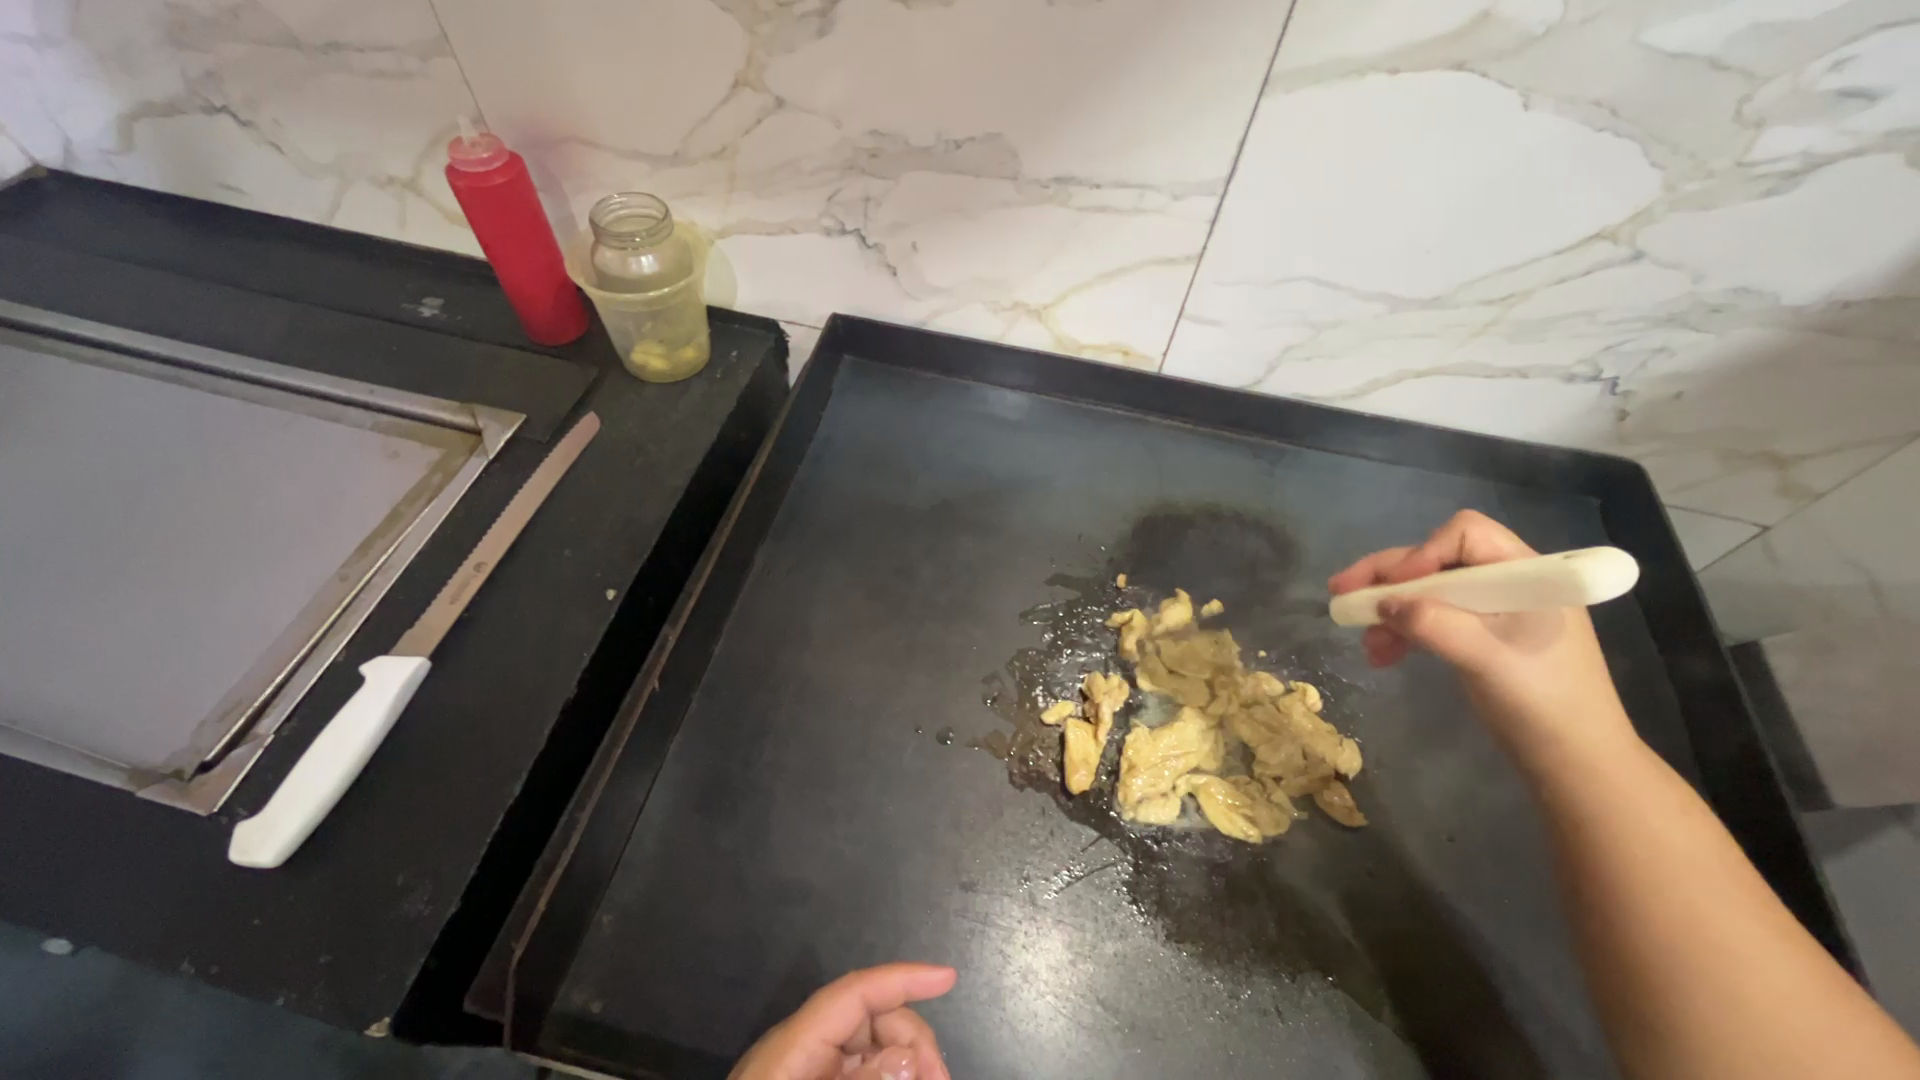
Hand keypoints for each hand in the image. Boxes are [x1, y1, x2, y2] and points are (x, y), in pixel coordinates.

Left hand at [729, 964, 956, 1079]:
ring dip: (905, 1065)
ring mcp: (806, 1075)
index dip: (902, 978)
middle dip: (913, 1041)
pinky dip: (885, 1077)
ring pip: (872, 1051)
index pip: (854, 994)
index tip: (949, 978)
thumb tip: (910, 1059)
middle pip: (871, 1021)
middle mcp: (802, 1053)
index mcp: (793, 1048)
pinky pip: (859, 1074)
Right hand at [1327, 510, 1636, 762]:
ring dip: (1391, 611)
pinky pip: (1433, 618)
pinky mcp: (1481, 636)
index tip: (1391, 587)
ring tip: (1365, 642)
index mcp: (1527, 575)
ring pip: (1429, 591)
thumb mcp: (1485, 658)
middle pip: (1438, 560)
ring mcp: (1495, 611)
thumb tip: (1382, 603)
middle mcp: (1510, 583)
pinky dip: (1404, 631)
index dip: (1422, 554)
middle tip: (1340, 594)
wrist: (1576, 763)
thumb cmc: (1542, 703)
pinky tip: (1383, 654)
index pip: (1465, 536)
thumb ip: (1433, 623)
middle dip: (1388, 578)